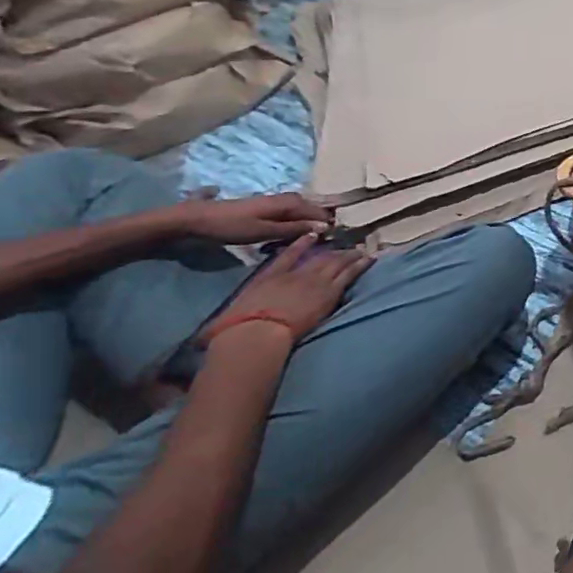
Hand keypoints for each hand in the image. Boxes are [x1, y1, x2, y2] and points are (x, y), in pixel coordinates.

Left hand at [173, 193, 331, 244]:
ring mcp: (277, 201)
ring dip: (307, 224)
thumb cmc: (231, 226)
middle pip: (314, 210)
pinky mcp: (268, 206)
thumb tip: (325, 227)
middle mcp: (289, 198)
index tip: (333, 240)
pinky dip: (296, 222)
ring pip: (303, 212)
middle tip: (319, 242)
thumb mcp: (265, 231)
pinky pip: (292, 213)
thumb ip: (295, 229)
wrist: (196, 218)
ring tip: (306, 239)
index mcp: (291, 203)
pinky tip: (291, 232)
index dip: (329, 226)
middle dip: (320, 224)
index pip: (322, 213)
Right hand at [201, 233, 372, 346]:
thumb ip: (223, 320)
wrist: (257, 332)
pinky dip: (360, 265)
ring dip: (350, 255)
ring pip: (337, 263)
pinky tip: (369, 259)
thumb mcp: (225, 318)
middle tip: (346, 244)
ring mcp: (314, 281)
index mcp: (268, 277)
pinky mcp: (329, 291)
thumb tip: (204, 337)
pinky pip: (349, 274)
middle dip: (334, 250)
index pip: (286, 256)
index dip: (300, 244)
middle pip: (318, 258)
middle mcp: (293, 275)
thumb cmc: (234, 328)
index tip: (310, 236)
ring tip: (362, 250)